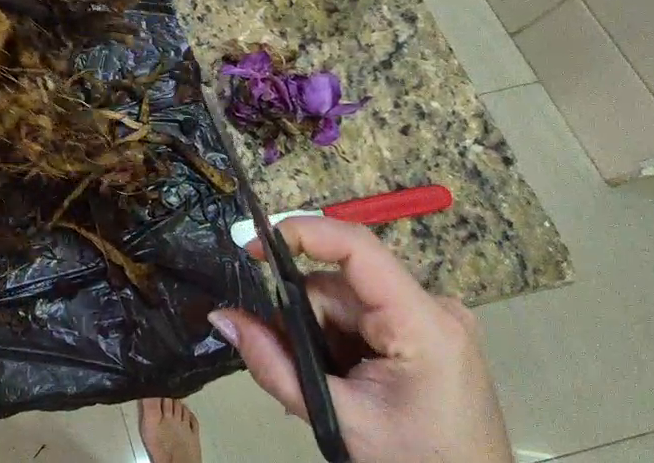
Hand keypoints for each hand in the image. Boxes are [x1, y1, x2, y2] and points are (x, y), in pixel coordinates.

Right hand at [207, 216, 510, 462]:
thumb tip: (220, 316)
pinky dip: (336, 342)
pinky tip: (338, 380)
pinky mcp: (428, 334)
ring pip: (344, 303)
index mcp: (423, 323)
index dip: (299, 232)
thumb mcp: (339, 421)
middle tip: (283, 361)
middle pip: (339, 284)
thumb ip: (274, 366)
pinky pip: (362, 318)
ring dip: (317, 335)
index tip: (249, 246)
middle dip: (301, 316)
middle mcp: (433, 308)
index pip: (356, 246)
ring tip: (320, 386)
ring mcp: (433, 320)